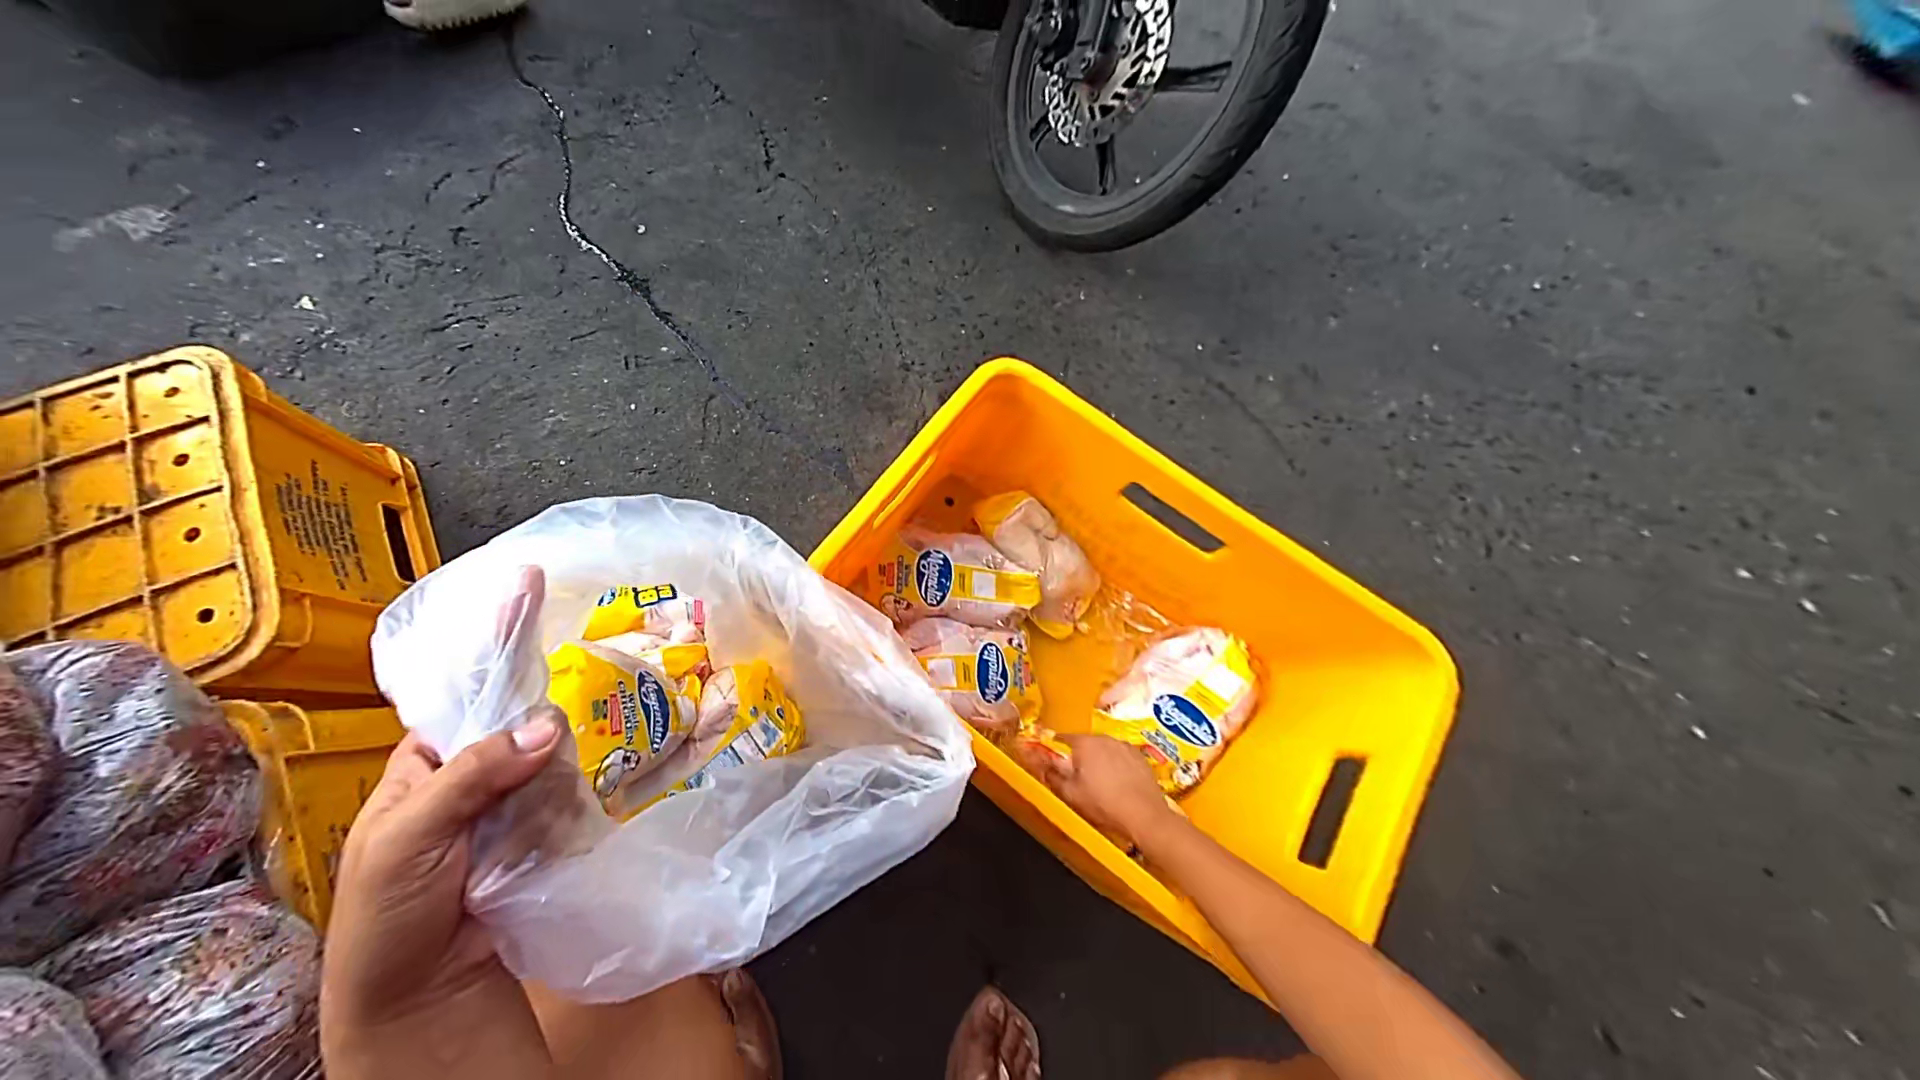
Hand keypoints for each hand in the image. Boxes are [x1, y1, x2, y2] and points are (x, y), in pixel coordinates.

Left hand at [319, 716, 563, 1076]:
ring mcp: (506, 810)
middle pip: (519, 738)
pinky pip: (565, 805)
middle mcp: (469, 782)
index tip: (542, 689)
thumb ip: (472, 775)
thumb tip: (548, 725)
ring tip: (535, 820)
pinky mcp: (538, 836)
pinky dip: (566, 813)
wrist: (420, 996)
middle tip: (539, 772)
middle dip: (535, 752)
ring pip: (548, 770)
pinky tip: (556, 831)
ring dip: (550, 789)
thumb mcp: (409, 836)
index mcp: (422, 771)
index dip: (500, 698)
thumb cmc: (388, 912)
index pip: (465, 712)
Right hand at [1017, 733, 1178, 849]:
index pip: (1062, 738)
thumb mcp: (1071, 794)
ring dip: (1099, 760)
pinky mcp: (1140, 756)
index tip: (1054, 763)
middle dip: (1079, 757)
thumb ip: (1052, 776)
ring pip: (1104, 749)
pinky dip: (1117, 765)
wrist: (1145, 816)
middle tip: (1078, 778)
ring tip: (1100, 783)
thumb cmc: (1103, 804)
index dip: (1055, 750)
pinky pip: (1121, 756)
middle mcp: (1105, 738)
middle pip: (1085, 743)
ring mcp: (1125, 746)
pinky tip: (1119, 784)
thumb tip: (1041, 765)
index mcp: (1084, 743)